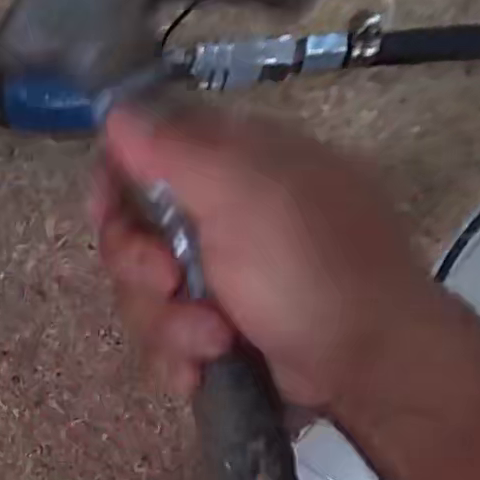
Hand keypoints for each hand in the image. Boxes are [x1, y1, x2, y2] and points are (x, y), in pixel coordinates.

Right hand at [91, 105, 441, 405]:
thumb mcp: (247, 195)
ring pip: (142, 296)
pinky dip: (179, 357)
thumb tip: (119, 111)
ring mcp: (215, 278)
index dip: (115, 188)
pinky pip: (162, 339)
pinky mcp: (214, 328)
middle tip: (172, 284)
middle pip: (130, 236)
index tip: (111, 216)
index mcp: (230, 167)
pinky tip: (205, 368)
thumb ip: (177, 151)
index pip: (142, 158)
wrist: (368, 368)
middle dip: (141, 271)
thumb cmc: (312, 271)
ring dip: (168, 325)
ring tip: (214, 341)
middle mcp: (217, 217)